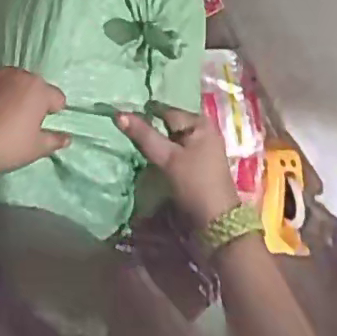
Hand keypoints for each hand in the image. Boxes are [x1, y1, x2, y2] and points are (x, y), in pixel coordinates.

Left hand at [0, 66, 69, 173]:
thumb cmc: (8, 143)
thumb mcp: (35, 148)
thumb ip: (54, 140)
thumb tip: (67, 137)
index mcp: (41, 90)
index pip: (58, 98)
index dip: (53, 113)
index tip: (40, 127)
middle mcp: (25, 75)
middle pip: (39, 87)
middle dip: (36, 101)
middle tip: (24, 124)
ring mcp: (5, 73)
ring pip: (21, 83)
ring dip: (20, 94)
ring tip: (8, 115)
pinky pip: (4, 82)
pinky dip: (4, 91)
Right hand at [116, 104, 240, 223]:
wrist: (217, 223)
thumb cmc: (194, 184)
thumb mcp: (168, 158)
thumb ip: (144, 135)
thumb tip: (119, 114)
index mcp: (199, 122)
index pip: (164, 111)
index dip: (143, 114)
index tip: (121, 118)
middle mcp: (202, 129)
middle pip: (168, 124)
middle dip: (149, 128)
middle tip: (124, 131)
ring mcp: (202, 146)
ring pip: (170, 138)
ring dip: (155, 142)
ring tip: (132, 143)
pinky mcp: (198, 163)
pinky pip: (175, 150)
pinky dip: (163, 152)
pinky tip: (149, 156)